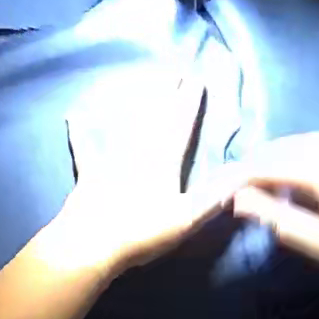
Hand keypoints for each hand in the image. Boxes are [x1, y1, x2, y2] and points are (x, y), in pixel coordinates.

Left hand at [33, 77, 234, 274]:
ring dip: (133, 103)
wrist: (90, 246)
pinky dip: (81, 131)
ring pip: (124, 124)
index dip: (190, 103)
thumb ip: (215, 195)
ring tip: (140, 82)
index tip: (196, 80)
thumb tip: (244, 173)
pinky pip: (85, 147)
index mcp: (164, 162)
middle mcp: (138, 152)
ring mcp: (111, 160)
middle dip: (167, 95)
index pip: (181, 126)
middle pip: (155, 118)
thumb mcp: (187, 218)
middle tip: (173, 73)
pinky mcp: (88, 173)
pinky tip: (74, 116)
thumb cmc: (142, 232)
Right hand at [231, 133, 318, 299]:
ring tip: (267, 188)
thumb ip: (280, 220)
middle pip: (285, 146)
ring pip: (306, 142)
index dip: (240, 177)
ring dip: (282, 160)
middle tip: (238, 191)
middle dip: (258, 165)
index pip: (268, 164)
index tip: (220, 194)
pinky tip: (305, 181)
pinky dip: (306, 157)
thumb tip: (239, 199)